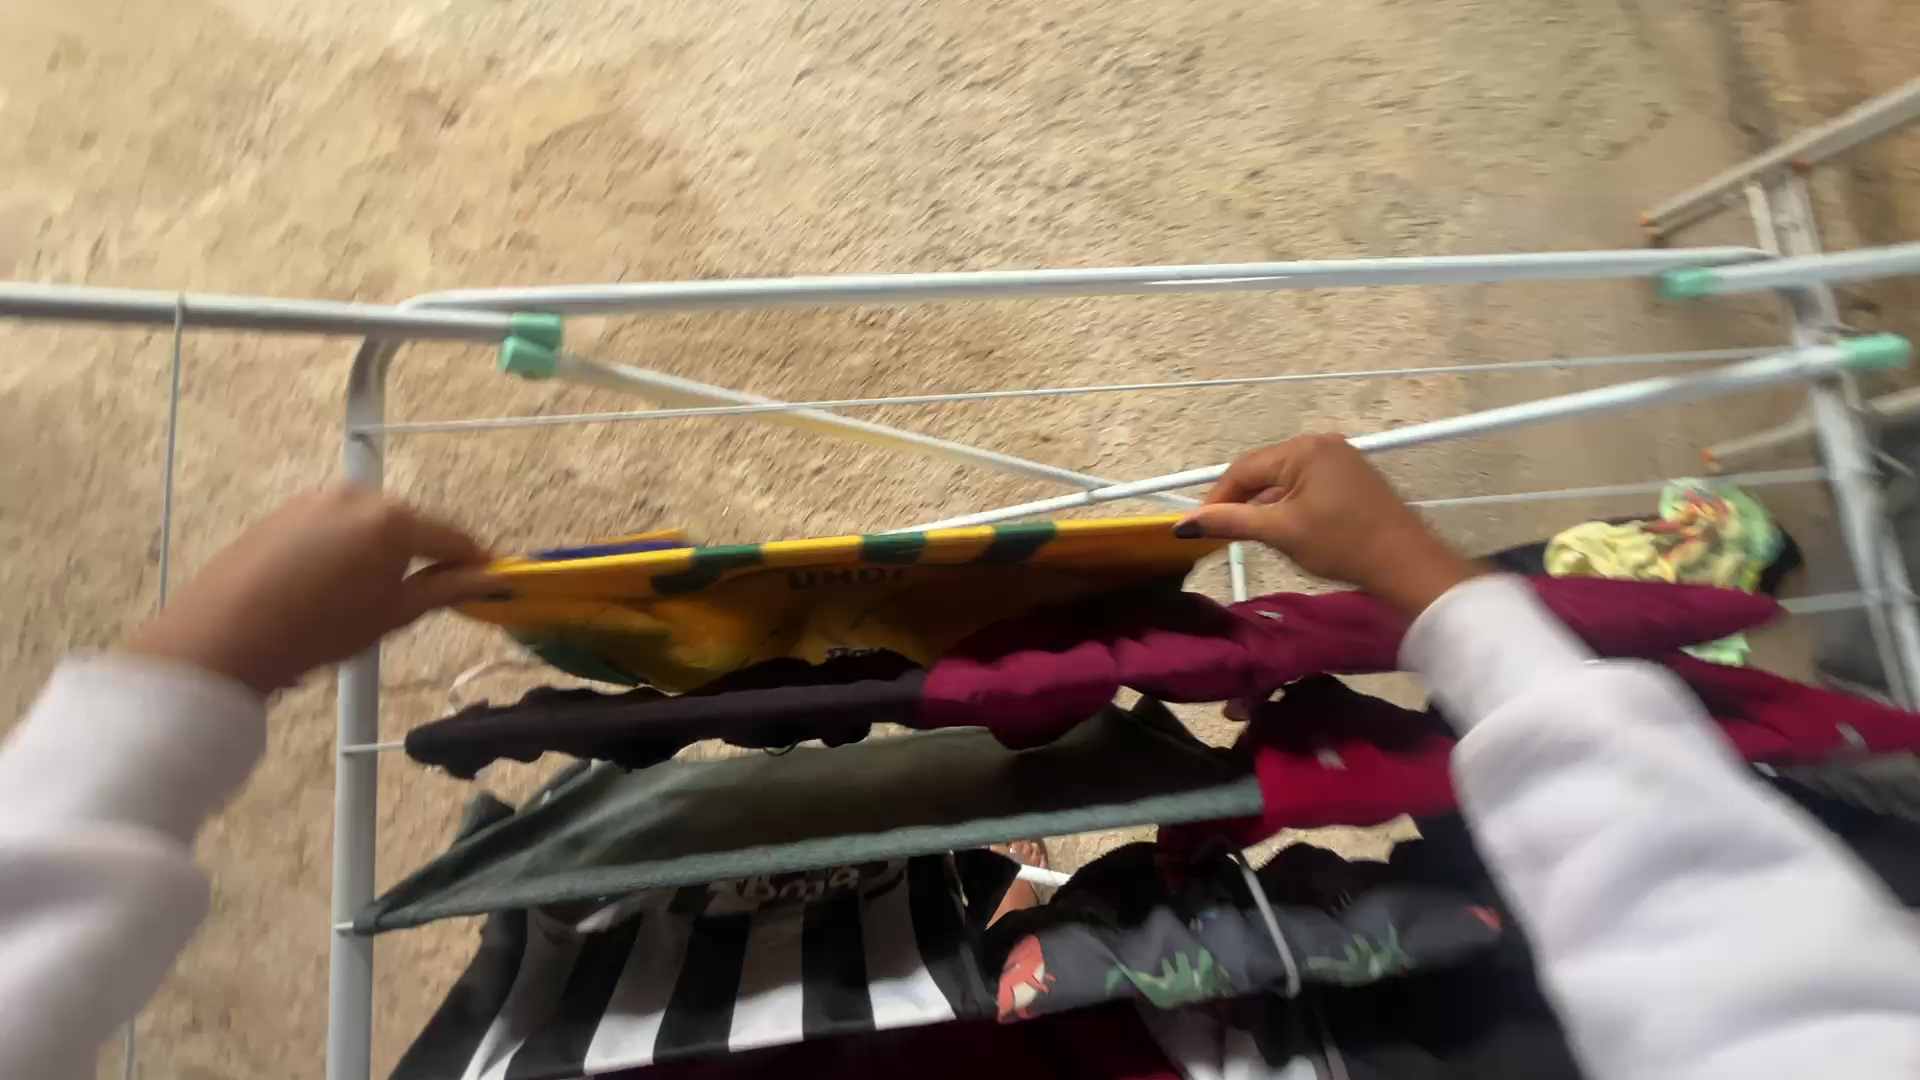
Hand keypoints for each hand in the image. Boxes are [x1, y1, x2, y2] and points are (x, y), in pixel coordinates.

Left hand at [122, 487, 498, 694]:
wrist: (220, 640)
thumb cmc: (322, 630)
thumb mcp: (397, 613)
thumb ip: (452, 588)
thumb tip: (496, 579)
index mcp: (395, 519)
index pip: (455, 538)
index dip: (475, 562)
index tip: (489, 582)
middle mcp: (361, 496)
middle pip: (414, 525)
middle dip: (427, 554)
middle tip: (426, 591)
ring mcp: (318, 498)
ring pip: (375, 523)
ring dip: (387, 549)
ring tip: (376, 588)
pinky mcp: (286, 509)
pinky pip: (339, 523)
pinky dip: (351, 545)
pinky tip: (338, 579)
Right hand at [1173, 434, 1484, 615]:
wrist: (1406, 564)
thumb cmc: (1341, 543)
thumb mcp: (1279, 531)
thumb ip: (1229, 522)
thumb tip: (1184, 525)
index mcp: (1303, 449)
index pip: (1243, 469)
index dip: (1216, 498)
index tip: (1198, 527)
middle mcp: (1320, 444)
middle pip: (1262, 471)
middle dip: (1238, 501)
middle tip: (1220, 531)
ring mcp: (1338, 458)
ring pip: (1281, 479)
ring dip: (1261, 504)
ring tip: (1247, 533)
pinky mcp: (1349, 476)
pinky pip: (1303, 484)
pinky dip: (1285, 504)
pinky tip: (1280, 527)